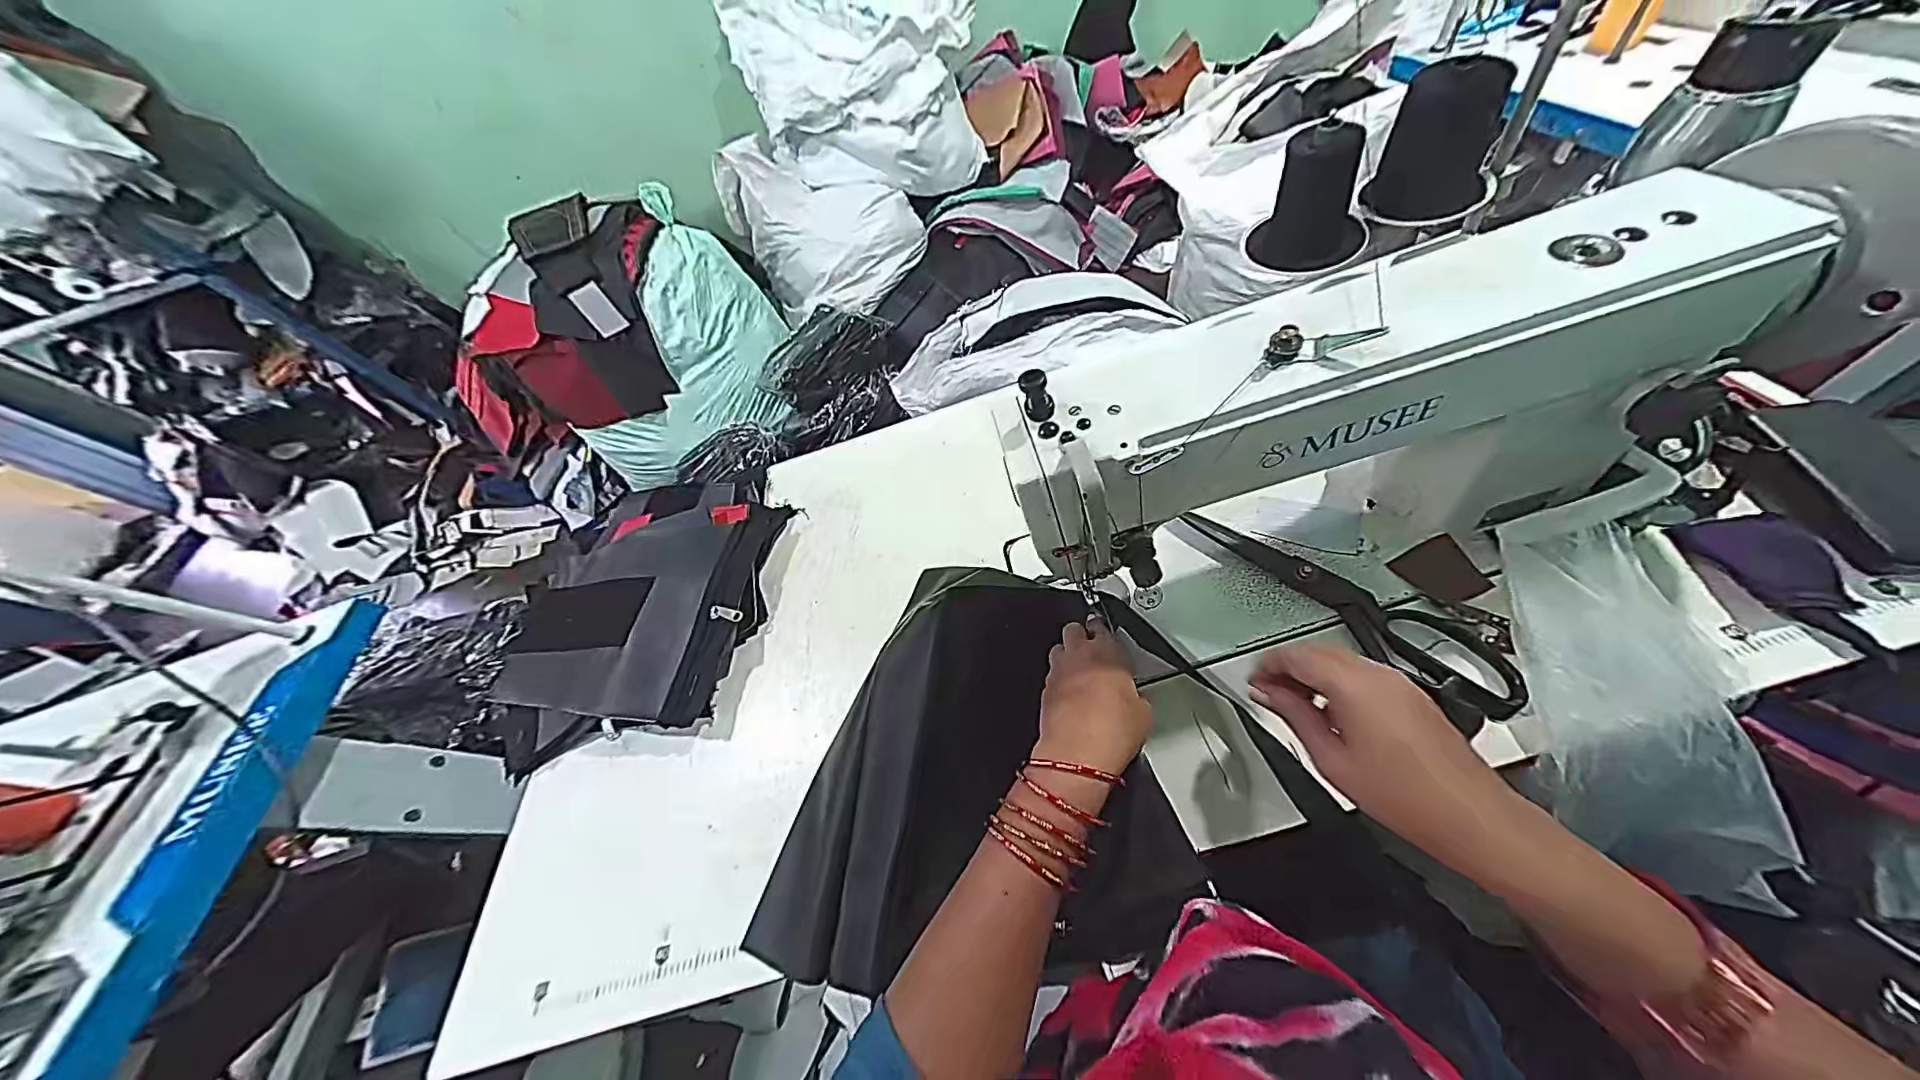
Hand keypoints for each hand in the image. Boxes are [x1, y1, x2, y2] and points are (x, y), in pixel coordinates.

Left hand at [1035, 619, 1151, 775]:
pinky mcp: (1045, 688)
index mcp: (1108, 652)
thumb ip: (1138, 696)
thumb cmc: (1109, 731)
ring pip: (1058, 647)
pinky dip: (1059, 676)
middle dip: (1082, 634)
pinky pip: (1051, 672)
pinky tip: (1068, 689)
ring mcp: (1058, 670)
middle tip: (1092, 646)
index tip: (1107, 635)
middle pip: (1074, 629)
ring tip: (1079, 666)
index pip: (1104, 628)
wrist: (1077, 754)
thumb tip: (1138, 701)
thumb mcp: (1143, 713)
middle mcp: (1079, 655)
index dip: (1105, 630)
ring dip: (1067, 653)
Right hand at [1248, 643, 1522, 862]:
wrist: (1468, 816)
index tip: (1255, 680)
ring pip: (1340, 660)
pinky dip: (1337, 682)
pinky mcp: (1412, 695)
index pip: (1296, 655)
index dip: (1268, 665)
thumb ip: (1293, 716)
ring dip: (1312, 673)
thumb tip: (1269, 694)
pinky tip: (1329, 710)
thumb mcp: (1329, 758)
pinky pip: (1363, 674)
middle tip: (1267, 690)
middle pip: (1318, 651)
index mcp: (1354, 685)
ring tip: (1294, 702)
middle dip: (1287, 666)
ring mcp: (1399, 683)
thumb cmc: (1408, 797)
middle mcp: (1379, 676)